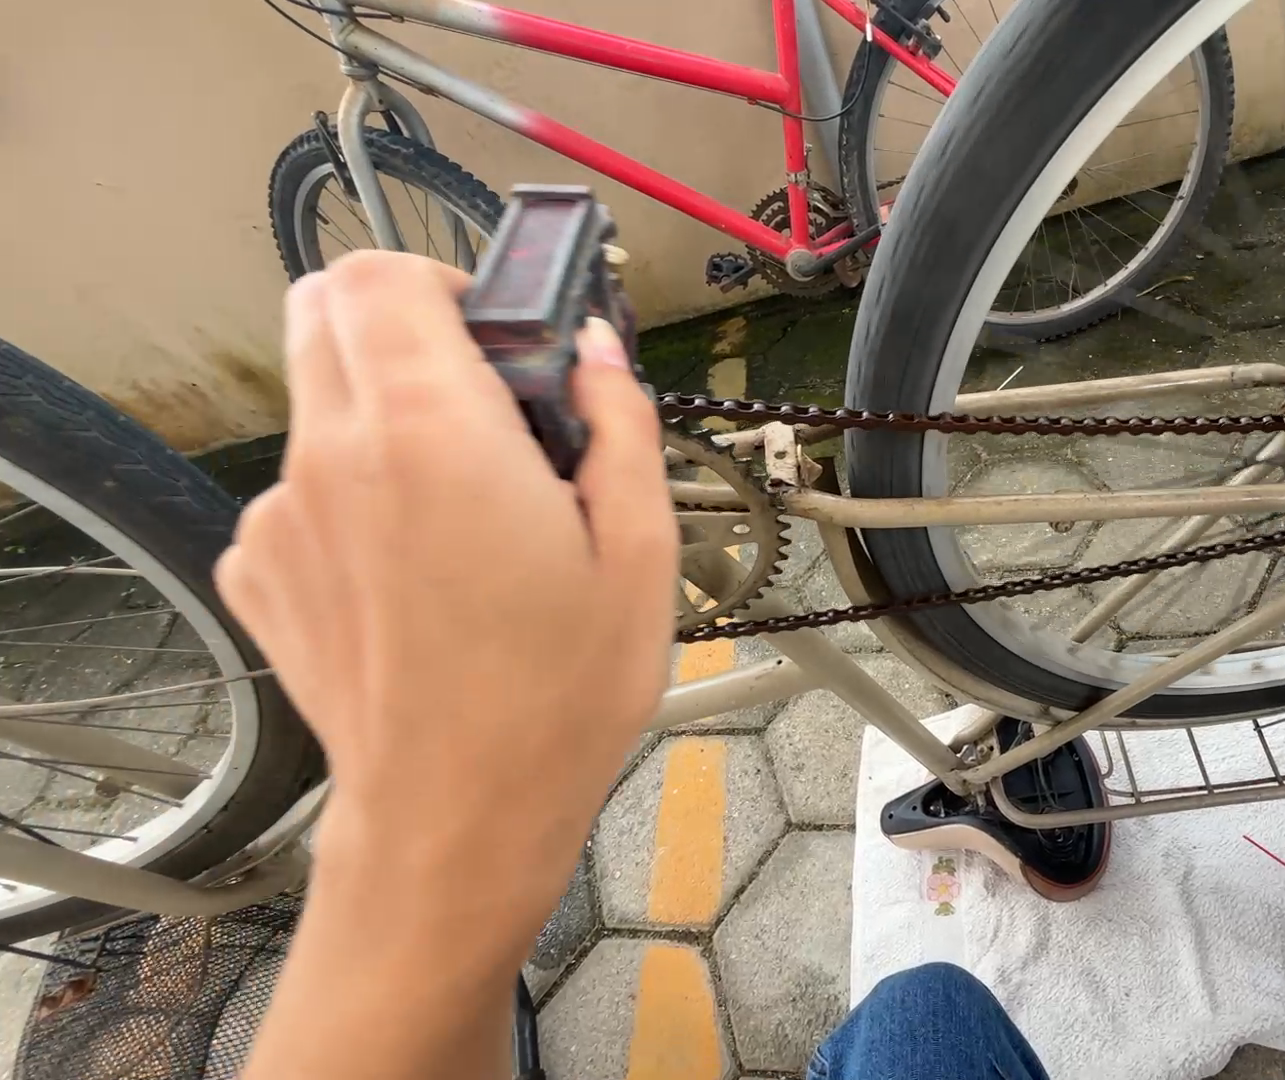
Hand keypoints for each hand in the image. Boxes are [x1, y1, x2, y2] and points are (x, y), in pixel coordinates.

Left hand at [215, 252, 676, 934]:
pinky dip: (367, 484)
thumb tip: (599, 353)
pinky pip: (310, 479)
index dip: (453, 282)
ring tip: (483, 508)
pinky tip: (432, 564)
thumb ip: (623, 428)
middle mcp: (336, 458)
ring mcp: (282, 514)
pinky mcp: (263, 567)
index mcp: (439, 439)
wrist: (462, 814)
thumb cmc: (569, 687)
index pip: (385, 275)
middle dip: (414, 323)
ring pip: (324, 397)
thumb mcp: (643, 550)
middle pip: (327, 309)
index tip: (513, 339)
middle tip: (501, 402)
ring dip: (399, 410)